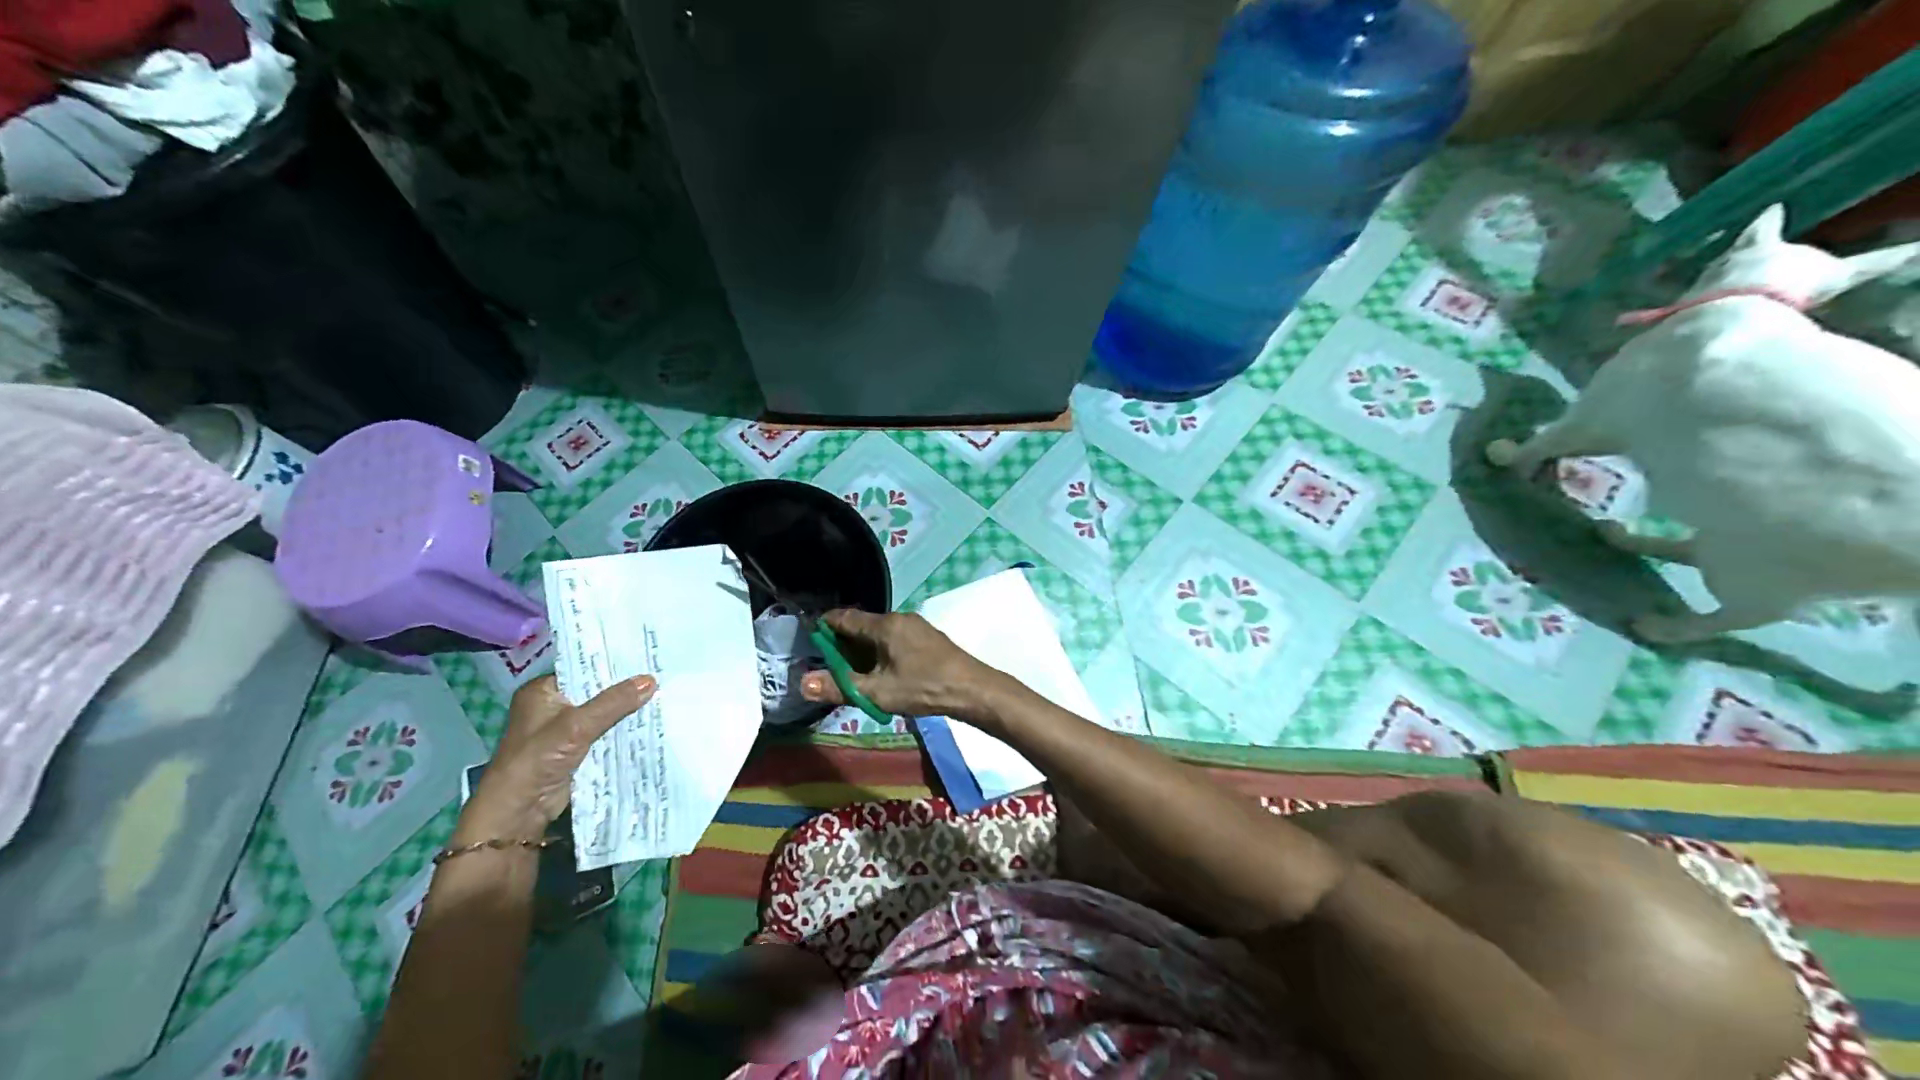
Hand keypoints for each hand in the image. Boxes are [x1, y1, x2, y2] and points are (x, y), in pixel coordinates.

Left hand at [457, 674, 654, 843]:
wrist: (520, 811)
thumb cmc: (537, 759)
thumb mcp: (577, 725)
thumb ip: (613, 702)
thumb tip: (651, 679)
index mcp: (541, 691)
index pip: (583, 669)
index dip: (612, 664)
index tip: (645, 657)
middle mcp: (551, 706)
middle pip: (596, 692)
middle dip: (625, 689)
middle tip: (661, 674)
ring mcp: (563, 730)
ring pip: (603, 713)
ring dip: (626, 710)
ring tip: (663, 694)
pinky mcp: (575, 750)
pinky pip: (605, 733)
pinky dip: (623, 730)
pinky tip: (650, 721)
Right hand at [798, 610, 1010, 724]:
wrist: (971, 690)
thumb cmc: (922, 688)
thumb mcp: (876, 692)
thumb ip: (839, 687)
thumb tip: (803, 683)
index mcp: (884, 625)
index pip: (844, 617)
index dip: (824, 628)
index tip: (809, 641)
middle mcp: (899, 618)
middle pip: (862, 625)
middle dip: (843, 643)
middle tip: (828, 666)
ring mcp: (916, 626)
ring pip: (879, 633)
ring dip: (863, 650)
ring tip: (852, 674)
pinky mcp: (927, 638)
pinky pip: (894, 639)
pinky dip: (880, 651)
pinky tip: (881, 673)